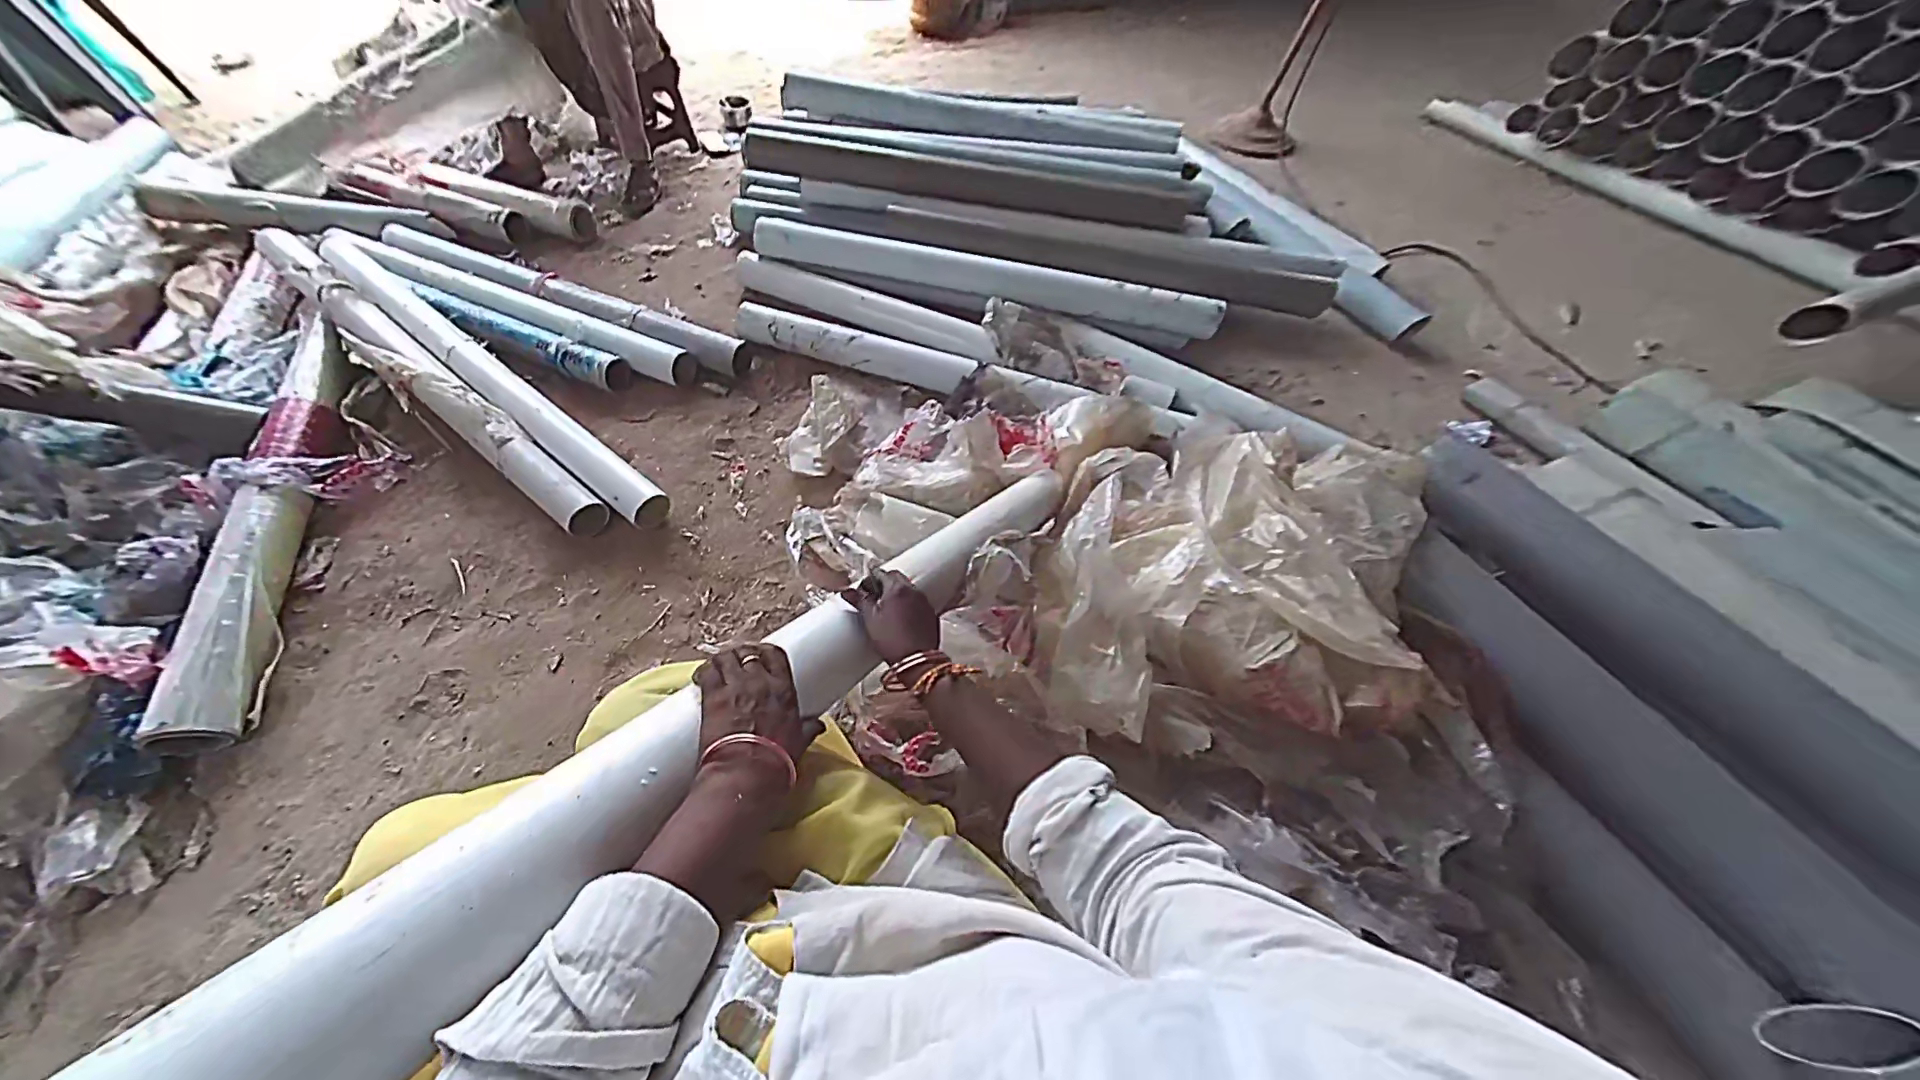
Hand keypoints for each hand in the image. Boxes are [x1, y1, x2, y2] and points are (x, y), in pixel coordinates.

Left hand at [694, 644, 821, 785]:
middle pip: (748, 653)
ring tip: (717, 668)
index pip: (775, 655)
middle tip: (736, 662)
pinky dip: (703, 672)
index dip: (765, 652)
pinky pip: (707, 672)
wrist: (747, 771)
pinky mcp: (713, 696)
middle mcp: (760, 681)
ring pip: (726, 657)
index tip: (759, 656)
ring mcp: (736, 686)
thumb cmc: (775, 760)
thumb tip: (817, 725)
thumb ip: (807, 728)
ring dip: (721, 660)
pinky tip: (700, 678)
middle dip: (741, 654)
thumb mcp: (799, 740)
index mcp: (784, 689)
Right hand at [841, 570, 940, 664]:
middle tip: (874, 598)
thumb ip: (860, 601)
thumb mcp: (870, 620)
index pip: (882, 573)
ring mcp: (925, 603)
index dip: (870, 580)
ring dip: (898, 595)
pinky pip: (918, 603)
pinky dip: (909, 606)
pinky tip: (901, 619)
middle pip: (897, 579)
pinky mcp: (932, 615)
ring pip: (909, 591)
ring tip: (887, 610)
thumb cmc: (893, 641)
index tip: (864, 589)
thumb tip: (848, 592)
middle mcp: (914, 591)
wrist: (917, 660)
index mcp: (897, 588)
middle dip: (885, 584)